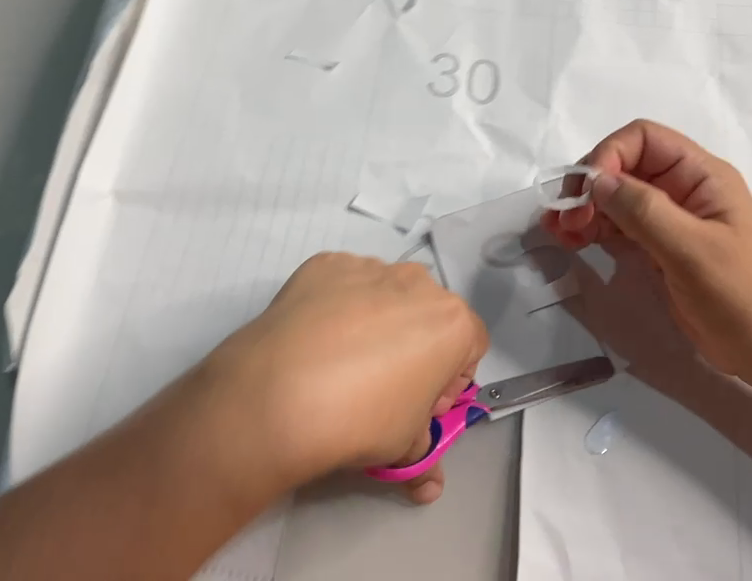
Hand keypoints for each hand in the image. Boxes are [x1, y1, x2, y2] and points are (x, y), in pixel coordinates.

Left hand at [205, 253, 486, 503]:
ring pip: (384, 294)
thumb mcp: (404, 449)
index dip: (449, 381)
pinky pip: (342, 284)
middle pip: (428, 315)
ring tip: (339, 364)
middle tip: (381, 388)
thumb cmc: (362, 419)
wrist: (280, 393)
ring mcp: (369, 267)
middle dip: (415, 347)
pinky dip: (335, 306)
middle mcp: (418, 282)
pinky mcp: (325, 264)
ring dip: (376, 322)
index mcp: (453, 322)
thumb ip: (426, 460)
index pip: (471, 347)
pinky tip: (314, 341)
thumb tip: (429, 488)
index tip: (419, 407)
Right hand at [541, 120, 751, 384]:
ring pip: (615, 197)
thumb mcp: (692, 250)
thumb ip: (642, 210)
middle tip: (566, 219)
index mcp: (701, 175)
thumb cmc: (743, 296)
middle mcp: (683, 189)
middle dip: (590, 185)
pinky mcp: (659, 248)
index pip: (643, 139)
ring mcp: (670, 220)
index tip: (586, 193)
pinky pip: (618, 227)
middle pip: (624, 166)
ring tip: (557, 231)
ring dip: (583, 208)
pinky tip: (571, 240)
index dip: (608, 156)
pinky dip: (592, 229)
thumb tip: (596, 180)